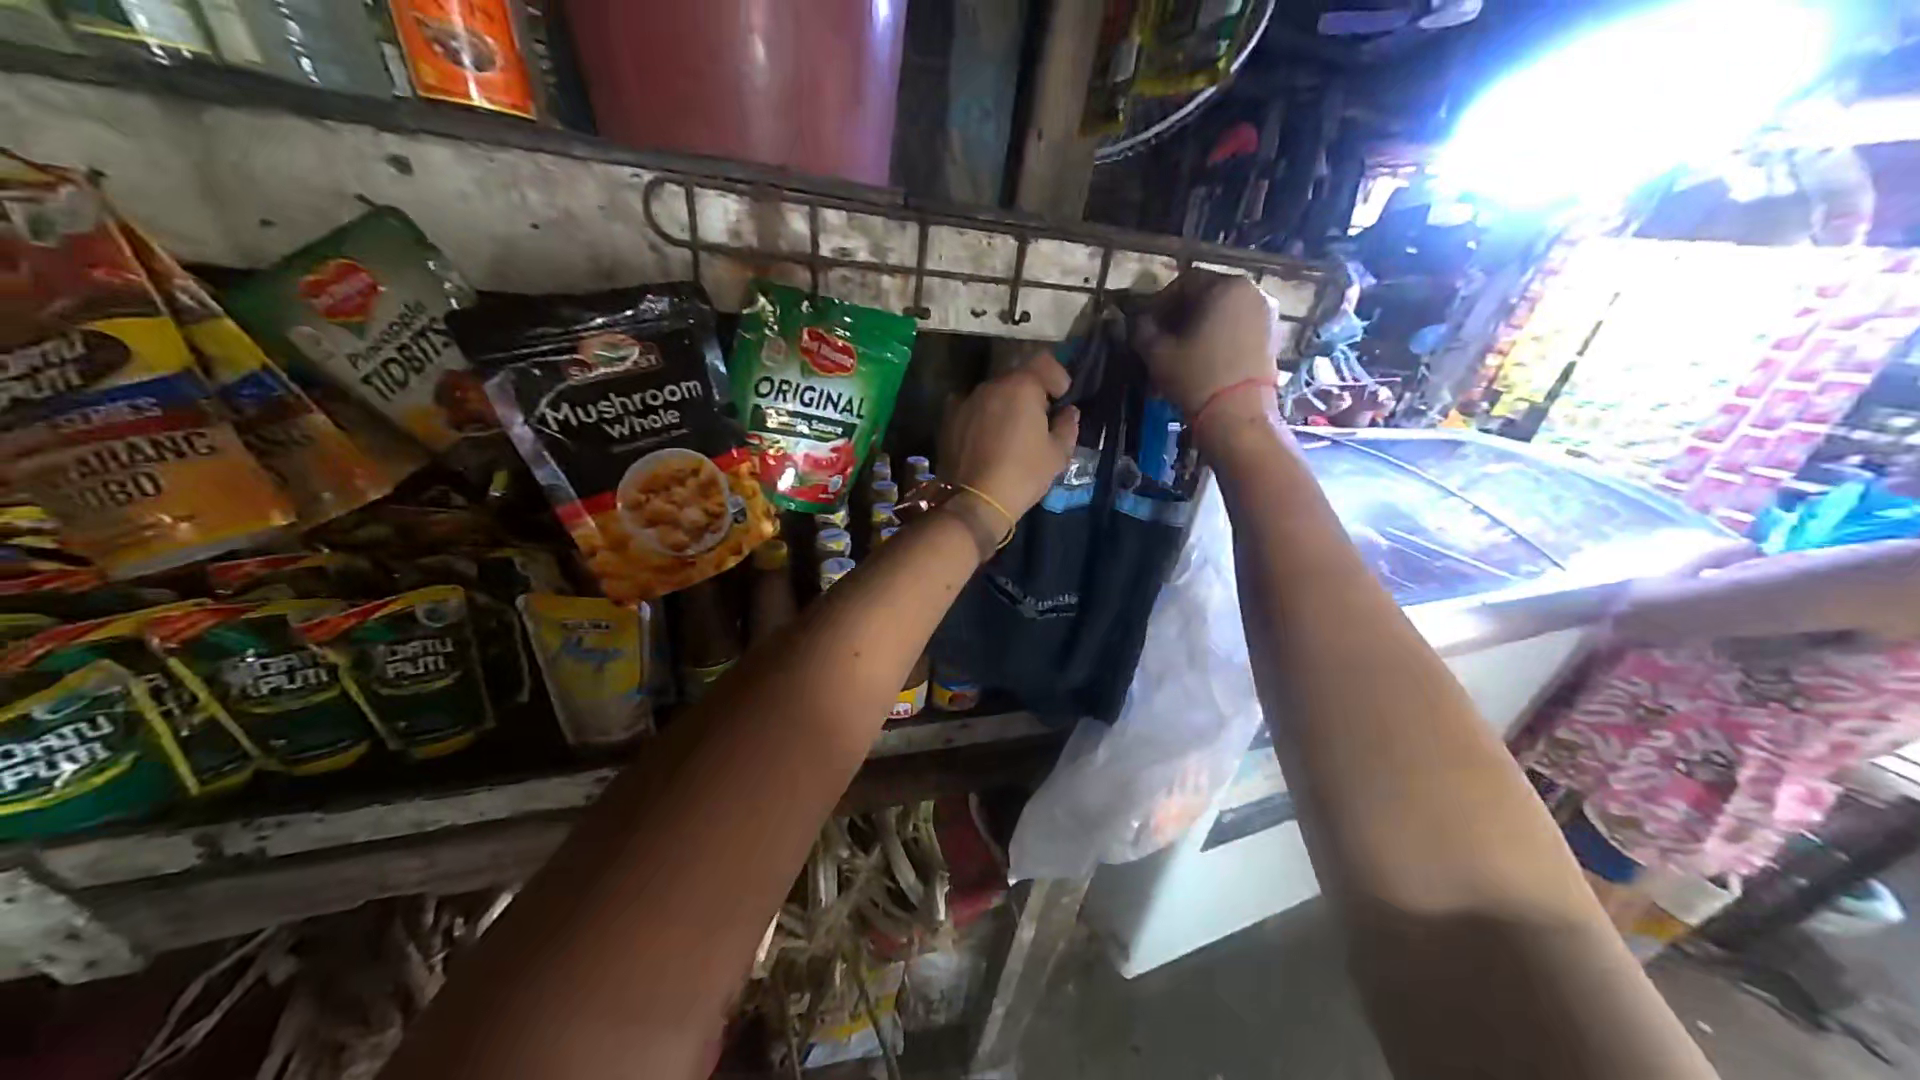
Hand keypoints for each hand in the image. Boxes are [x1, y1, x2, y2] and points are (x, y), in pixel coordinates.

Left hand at [943, 353, 1079, 521]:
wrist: (974, 500)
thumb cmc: (1023, 475)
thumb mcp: (1057, 454)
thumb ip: (1067, 426)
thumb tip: (1068, 412)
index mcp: (1021, 386)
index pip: (1043, 361)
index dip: (1057, 376)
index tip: (1061, 398)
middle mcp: (990, 385)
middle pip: (1016, 377)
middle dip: (1030, 393)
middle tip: (1037, 420)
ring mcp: (966, 400)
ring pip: (992, 393)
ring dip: (1005, 405)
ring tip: (1010, 433)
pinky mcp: (949, 419)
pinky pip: (972, 408)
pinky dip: (983, 417)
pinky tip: (986, 440)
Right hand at [1135, 269, 1284, 418]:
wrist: (1239, 416)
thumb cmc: (1196, 377)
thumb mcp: (1158, 353)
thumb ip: (1143, 331)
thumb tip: (1140, 323)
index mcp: (1226, 286)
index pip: (1185, 283)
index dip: (1159, 303)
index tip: (1145, 324)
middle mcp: (1252, 293)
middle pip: (1207, 297)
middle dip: (1180, 316)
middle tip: (1160, 339)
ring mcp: (1266, 316)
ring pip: (1223, 315)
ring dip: (1199, 330)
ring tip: (1179, 354)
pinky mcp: (1272, 340)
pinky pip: (1237, 331)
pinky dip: (1218, 340)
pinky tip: (1201, 362)